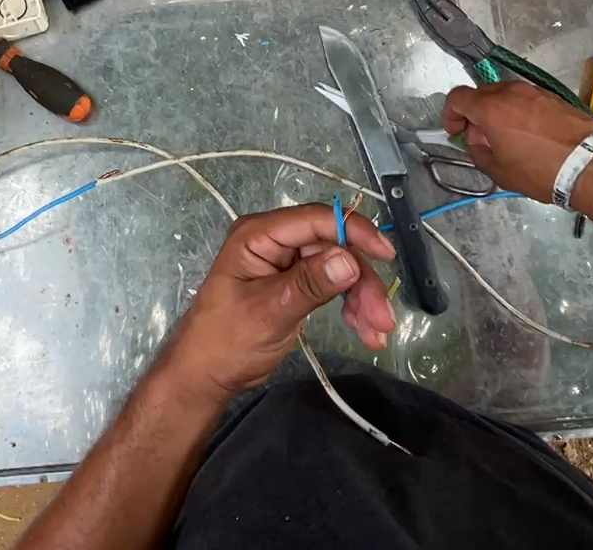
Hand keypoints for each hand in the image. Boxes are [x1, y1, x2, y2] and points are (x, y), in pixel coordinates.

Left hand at [159, 205, 396, 399]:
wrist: (205, 373)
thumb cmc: (227, 339)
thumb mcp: (269, 312)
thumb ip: (309, 284)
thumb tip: (348, 259)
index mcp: (260, 234)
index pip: (315, 219)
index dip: (354, 231)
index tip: (386, 255)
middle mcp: (275, 240)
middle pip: (333, 245)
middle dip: (361, 280)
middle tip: (382, 318)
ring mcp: (286, 261)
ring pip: (338, 266)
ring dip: (361, 297)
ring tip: (376, 332)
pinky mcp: (295, 281)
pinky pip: (332, 283)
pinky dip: (351, 305)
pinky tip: (364, 330)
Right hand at [441, 82, 592, 203]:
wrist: (592, 167)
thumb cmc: (541, 171)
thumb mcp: (499, 171)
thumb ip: (478, 153)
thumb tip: (478, 142)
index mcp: (491, 108)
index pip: (457, 97)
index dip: (450, 114)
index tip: (456, 131)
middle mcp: (511, 93)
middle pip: (480, 94)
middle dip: (474, 113)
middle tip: (481, 137)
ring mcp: (535, 92)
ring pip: (504, 94)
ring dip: (497, 111)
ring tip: (507, 136)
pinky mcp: (555, 98)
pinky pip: (526, 99)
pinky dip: (519, 111)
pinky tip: (530, 134)